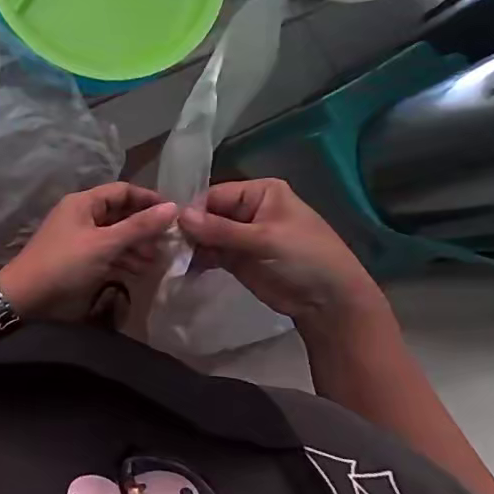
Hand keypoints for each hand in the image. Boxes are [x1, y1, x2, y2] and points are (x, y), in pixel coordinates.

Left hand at [0, 182, 177, 322]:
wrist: (25, 296)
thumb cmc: (65, 264)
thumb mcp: (105, 244)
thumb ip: (139, 226)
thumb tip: (173, 207)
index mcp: (84, 202)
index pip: (123, 191)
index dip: (149, 199)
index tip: (174, 214)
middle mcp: (81, 215)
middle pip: (120, 213)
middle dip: (145, 227)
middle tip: (169, 242)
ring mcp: (79, 237)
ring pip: (115, 235)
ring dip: (136, 246)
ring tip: (157, 261)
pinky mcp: (78, 258)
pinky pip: (106, 252)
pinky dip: (122, 259)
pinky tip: (139, 271)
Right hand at [177, 178, 388, 334]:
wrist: (328, 302)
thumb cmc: (304, 258)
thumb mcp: (263, 239)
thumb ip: (221, 229)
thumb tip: (180, 216)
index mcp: (259, 192)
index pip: (215, 195)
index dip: (194, 211)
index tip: (172, 229)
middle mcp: (247, 209)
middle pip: (207, 214)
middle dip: (189, 230)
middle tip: (165, 247)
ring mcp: (241, 235)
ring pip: (206, 235)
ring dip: (190, 246)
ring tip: (170, 259)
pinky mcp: (236, 258)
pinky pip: (210, 253)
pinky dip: (197, 260)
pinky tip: (182, 269)